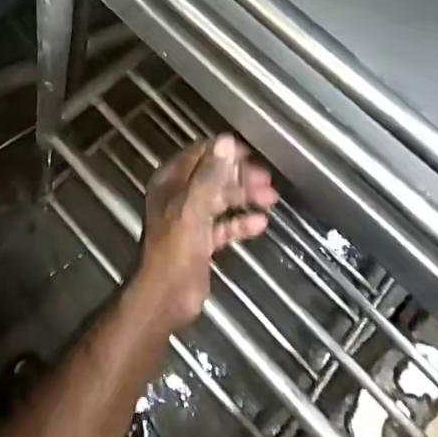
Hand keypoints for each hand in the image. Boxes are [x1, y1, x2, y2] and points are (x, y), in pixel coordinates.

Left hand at [132, 134, 277, 328]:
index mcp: (169, 183)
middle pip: (211, 177)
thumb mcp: (192, 207)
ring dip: (243, 197)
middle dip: (238, 175)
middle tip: (267, 178)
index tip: (251, 152)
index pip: (198, 155)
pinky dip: (240, 223)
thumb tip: (226, 141)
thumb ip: (209, 175)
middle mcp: (177, 197)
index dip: (223, 152)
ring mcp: (188, 220)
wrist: (166, 295)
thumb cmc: (174, 248)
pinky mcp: (199, 242)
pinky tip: (260, 223)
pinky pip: (223, 226)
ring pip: (219, 201)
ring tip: (271, 196)